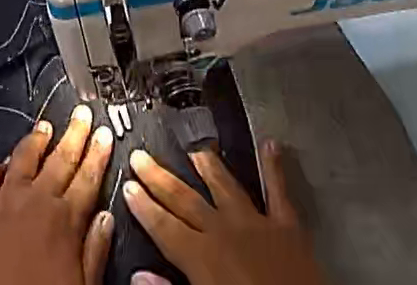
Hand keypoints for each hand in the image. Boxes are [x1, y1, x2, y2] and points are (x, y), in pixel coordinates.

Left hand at [0, 104, 116, 284]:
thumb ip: (95, 252)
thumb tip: (106, 219)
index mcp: (65, 220)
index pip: (88, 176)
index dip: (99, 153)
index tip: (104, 134)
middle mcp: (37, 203)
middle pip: (61, 158)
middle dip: (75, 133)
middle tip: (82, 114)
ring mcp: (6, 204)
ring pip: (25, 158)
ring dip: (38, 139)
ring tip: (45, 126)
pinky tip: (3, 162)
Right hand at [122, 138, 326, 284]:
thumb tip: (140, 276)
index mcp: (202, 258)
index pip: (164, 227)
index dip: (144, 207)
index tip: (128, 187)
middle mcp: (226, 231)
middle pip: (186, 199)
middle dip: (160, 177)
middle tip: (142, 157)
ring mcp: (257, 224)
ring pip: (225, 185)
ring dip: (208, 165)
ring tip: (194, 147)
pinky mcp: (288, 226)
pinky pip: (279, 190)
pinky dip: (274, 166)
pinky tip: (271, 144)